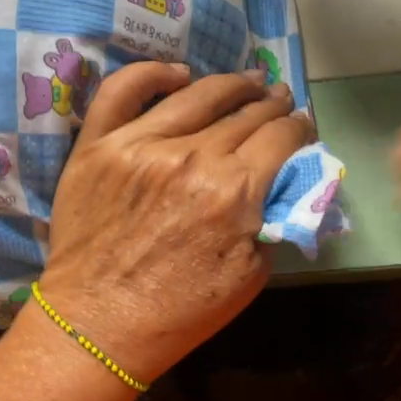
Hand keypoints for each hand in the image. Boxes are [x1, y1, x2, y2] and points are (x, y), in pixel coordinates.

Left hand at [36, 64, 312, 380]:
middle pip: (246, 112)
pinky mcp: (98, 145)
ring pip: (197, 93)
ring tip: (247, 82)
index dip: (299, 129)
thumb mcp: (252, 276)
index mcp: (234, 191)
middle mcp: (191, 156)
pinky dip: (152, 74)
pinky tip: (177, 74)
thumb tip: (280, 183)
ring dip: (232, 84)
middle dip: (272, 105)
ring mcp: (139, 144)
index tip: (302, 128)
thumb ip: (272, 220)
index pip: (281, 137)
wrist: (99, 327)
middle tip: (280, 100)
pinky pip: (123, 91)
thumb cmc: (181, 311)